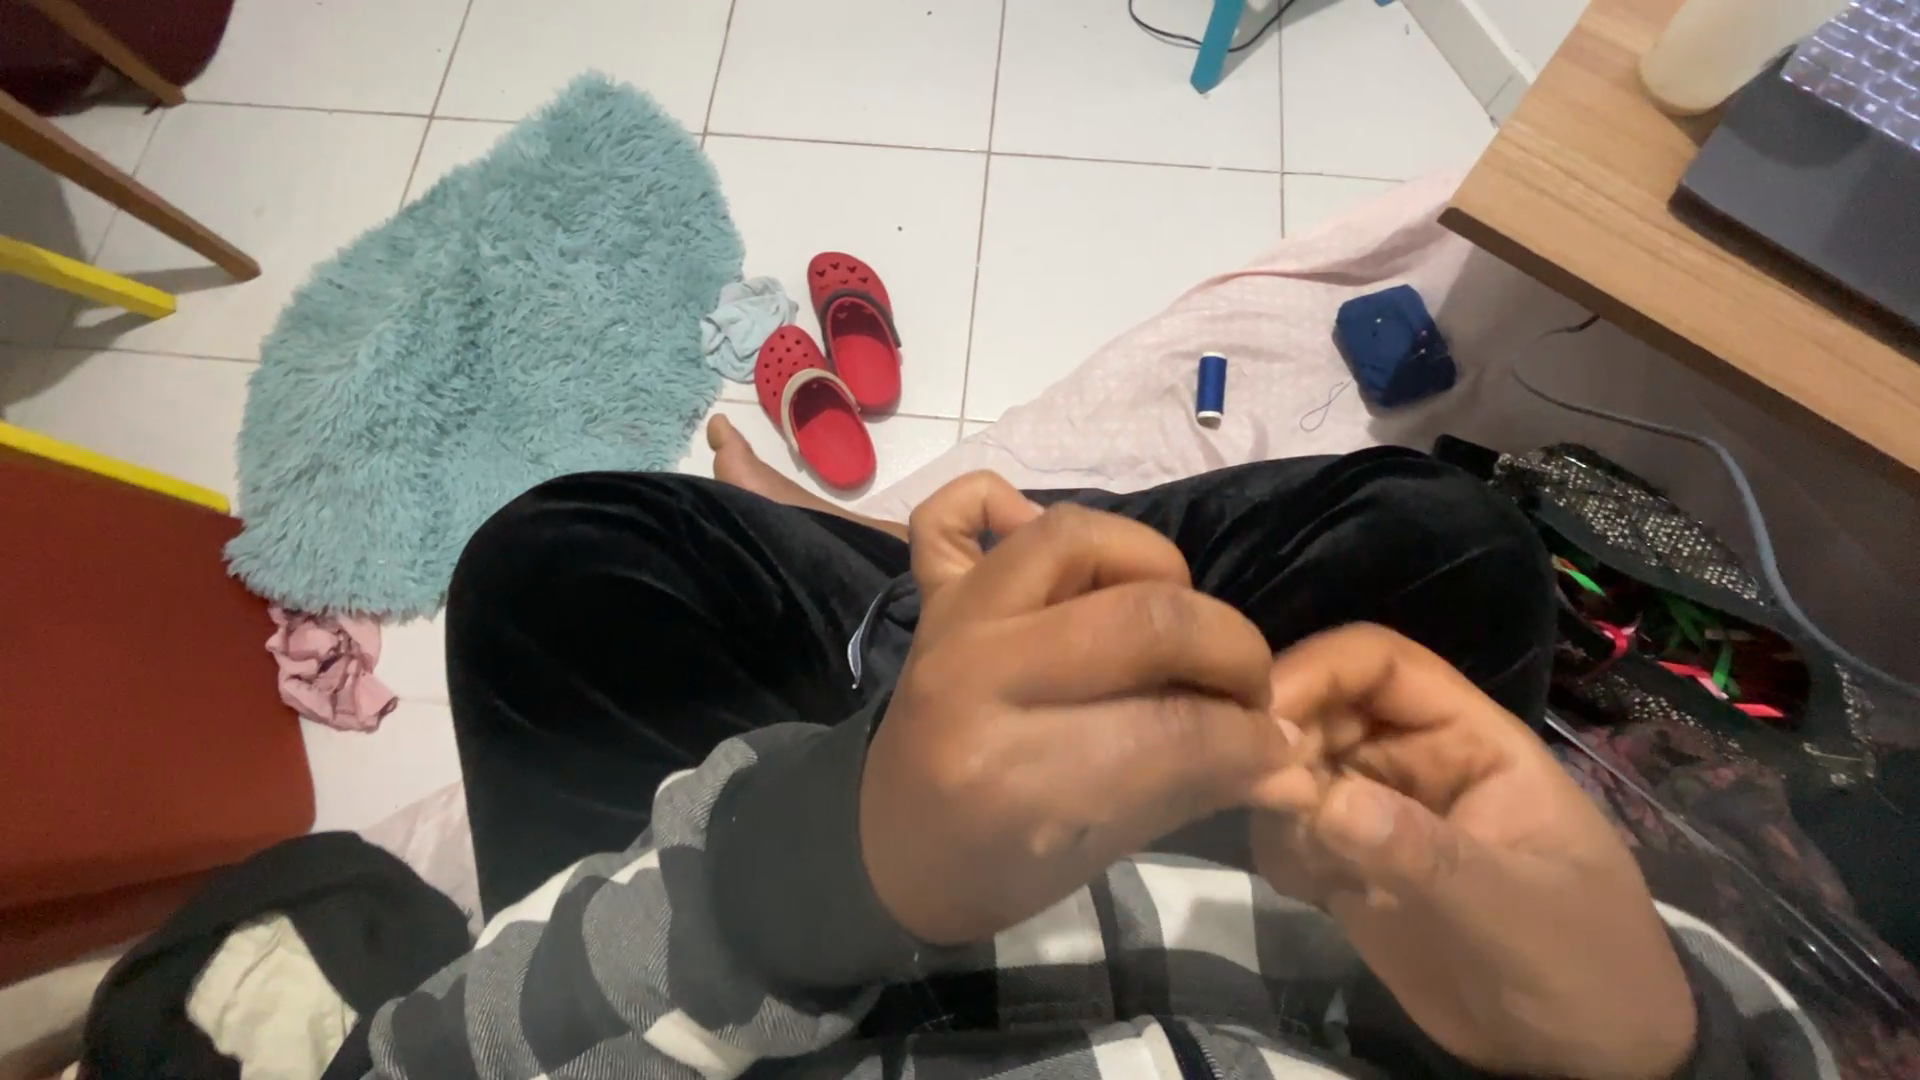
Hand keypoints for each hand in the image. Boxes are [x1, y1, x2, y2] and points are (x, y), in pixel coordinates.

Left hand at [861, 472, 1303, 945]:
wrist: (892, 845)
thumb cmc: (996, 866)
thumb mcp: (1103, 849)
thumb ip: (1196, 784)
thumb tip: (1288, 750)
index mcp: (1008, 773)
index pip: (1170, 730)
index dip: (1248, 736)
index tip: (1277, 741)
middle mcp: (973, 676)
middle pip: (1137, 619)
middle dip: (1226, 647)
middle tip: (1242, 684)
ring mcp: (947, 622)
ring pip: (1070, 536)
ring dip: (1148, 563)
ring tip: (1168, 612)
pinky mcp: (931, 596)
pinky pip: (950, 514)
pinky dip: (999, 501)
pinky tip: (1036, 532)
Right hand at [1249, 625, 1696, 1079]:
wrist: (1574, 1060)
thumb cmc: (1584, 968)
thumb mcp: (1520, 911)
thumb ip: (1426, 855)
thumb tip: (1330, 803)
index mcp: (1464, 736)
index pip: (1379, 662)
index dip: (1320, 668)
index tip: (1267, 710)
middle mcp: (1405, 756)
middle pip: (1317, 704)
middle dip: (1283, 739)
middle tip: (1264, 792)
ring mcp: (1368, 805)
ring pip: (1289, 763)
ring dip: (1275, 800)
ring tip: (1307, 863)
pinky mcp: (1340, 854)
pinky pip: (1283, 825)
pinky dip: (1279, 848)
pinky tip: (1310, 892)